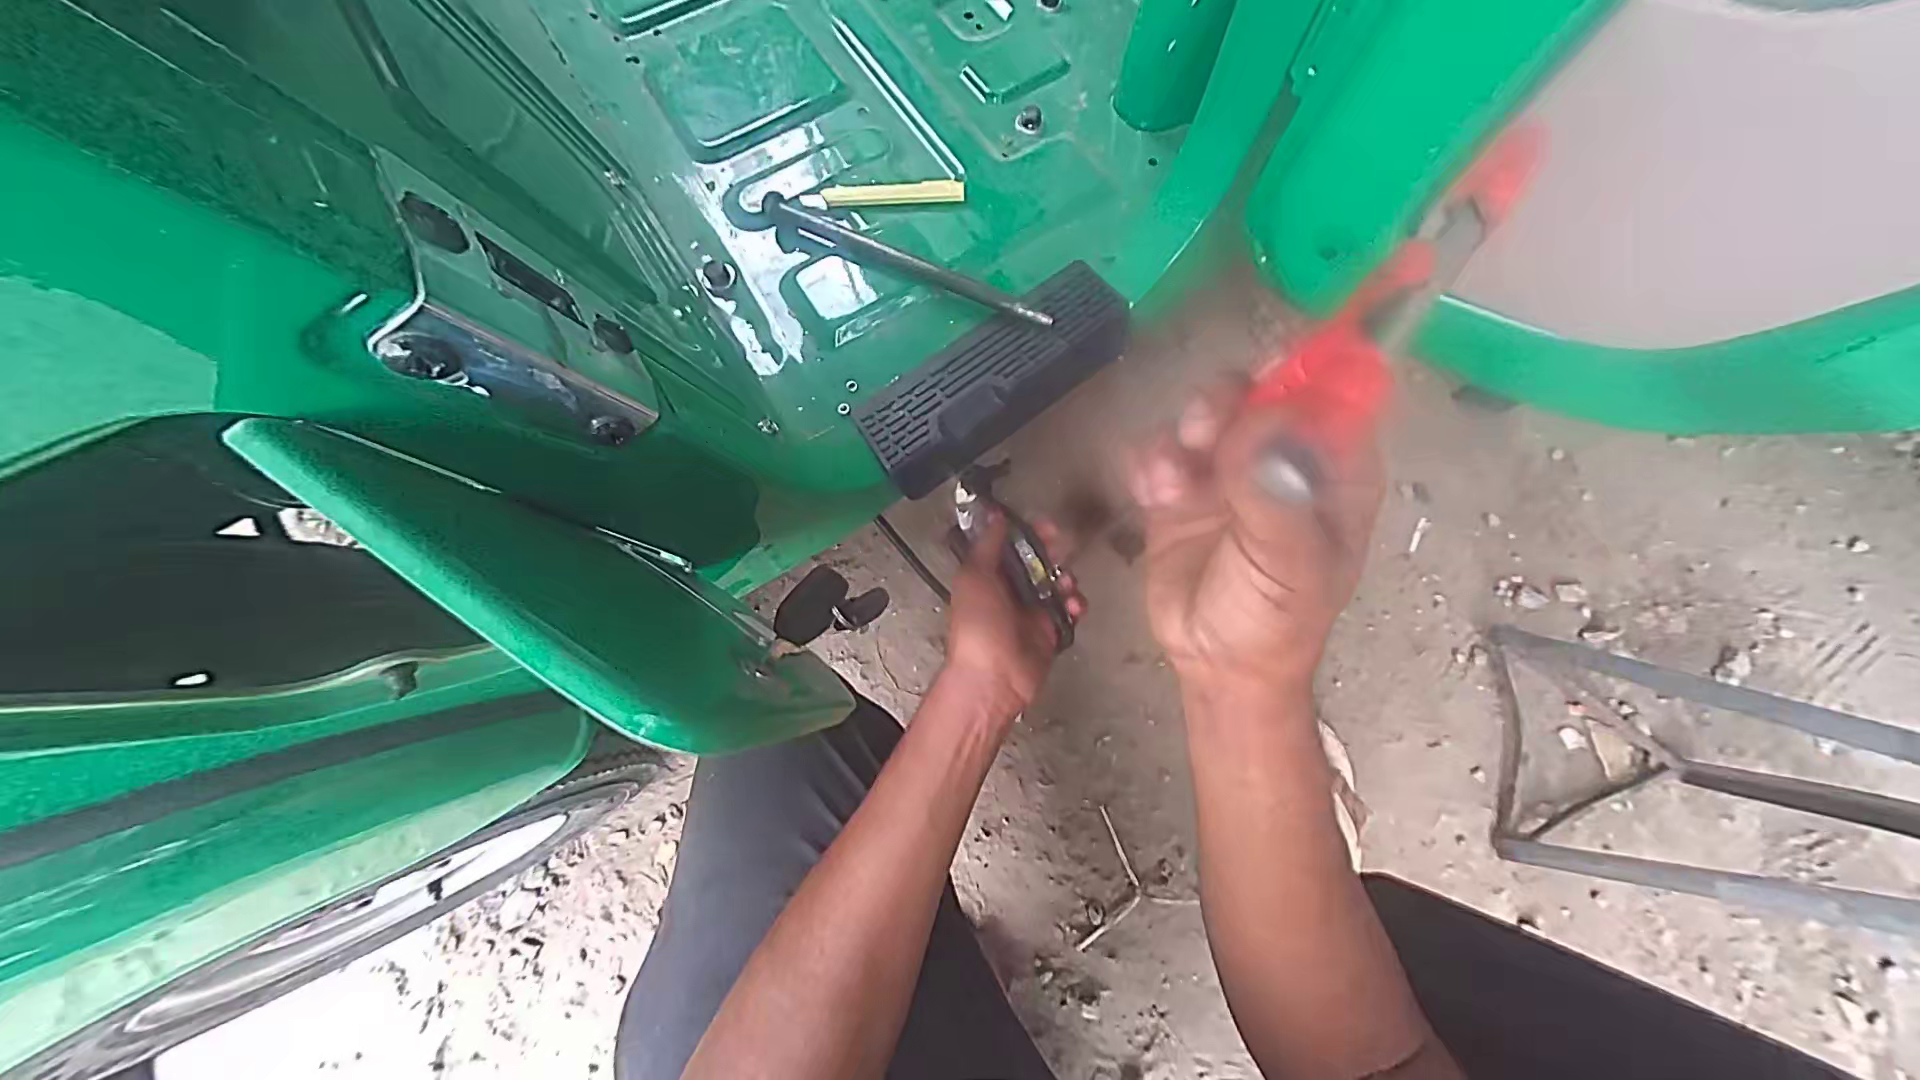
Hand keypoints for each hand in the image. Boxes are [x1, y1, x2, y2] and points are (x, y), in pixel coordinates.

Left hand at [940, 510, 1085, 716]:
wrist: (994, 676)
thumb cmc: (978, 624)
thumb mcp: (974, 576)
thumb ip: (987, 545)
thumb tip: (995, 516)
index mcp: (988, 575)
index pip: (1010, 545)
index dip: (1027, 532)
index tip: (1043, 525)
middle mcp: (1010, 590)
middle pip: (1037, 561)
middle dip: (1051, 551)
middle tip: (1060, 547)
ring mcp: (1032, 611)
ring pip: (1057, 582)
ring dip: (1066, 577)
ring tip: (1065, 583)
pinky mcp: (1050, 630)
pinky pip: (1069, 610)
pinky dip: (1075, 604)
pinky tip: (1074, 606)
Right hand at [1128, 378, 1382, 702]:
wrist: (1214, 657)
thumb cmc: (1273, 616)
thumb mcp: (1290, 561)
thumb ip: (1277, 490)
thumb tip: (1261, 421)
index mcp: (1333, 469)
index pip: (1341, 391)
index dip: (1317, 362)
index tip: (1276, 361)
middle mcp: (1281, 458)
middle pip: (1261, 389)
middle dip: (1229, 400)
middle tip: (1205, 431)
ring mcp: (1227, 471)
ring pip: (1206, 413)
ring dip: (1183, 433)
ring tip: (1170, 479)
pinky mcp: (1180, 488)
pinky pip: (1161, 449)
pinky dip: (1150, 462)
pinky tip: (1152, 494)